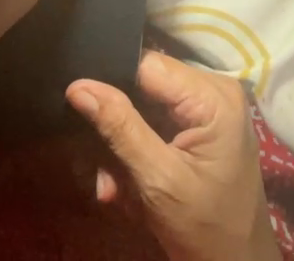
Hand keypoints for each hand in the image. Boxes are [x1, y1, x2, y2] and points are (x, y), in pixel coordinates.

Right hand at [67, 51, 280, 260]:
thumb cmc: (206, 227)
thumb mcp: (158, 180)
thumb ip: (120, 128)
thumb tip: (78, 86)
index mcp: (213, 96)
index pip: (147, 65)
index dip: (112, 83)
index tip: (81, 110)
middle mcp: (215, 89)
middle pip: (145, 84)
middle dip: (116, 124)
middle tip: (99, 165)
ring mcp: (210, 107)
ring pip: (145, 105)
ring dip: (123, 144)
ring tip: (111, 184)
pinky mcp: (202, 125)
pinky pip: (157, 121)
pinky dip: (137, 150)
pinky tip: (125, 184)